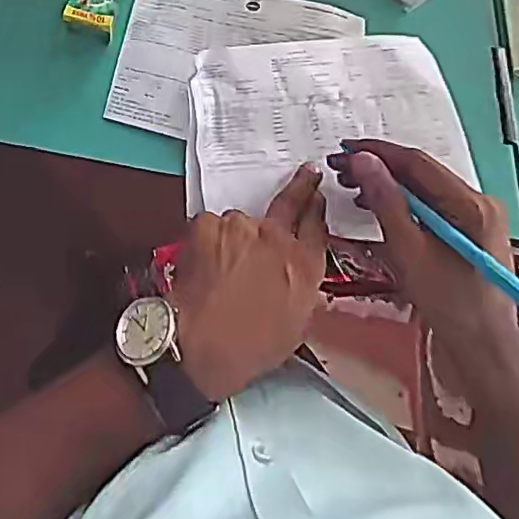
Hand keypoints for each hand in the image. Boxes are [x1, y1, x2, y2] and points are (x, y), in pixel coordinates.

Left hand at [167, 163, 327, 400]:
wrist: (200, 344)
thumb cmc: (249, 346)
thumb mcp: (296, 321)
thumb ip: (300, 282)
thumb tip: (292, 266)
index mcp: (304, 265)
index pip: (317, 225)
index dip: (316, 207)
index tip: (316, 194)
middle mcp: (276, 238)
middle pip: (289, 204)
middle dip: (301, 186)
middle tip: (307, 173)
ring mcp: (241, 226)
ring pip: (240, 222)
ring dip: (236, 237)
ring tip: (224, 269)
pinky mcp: (209, 223)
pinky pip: (213, 225)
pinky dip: (209, 240)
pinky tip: (205, 264)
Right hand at [329, 140, 517, 344]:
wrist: (481, 348)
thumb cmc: (449, 303)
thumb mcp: (409, 249)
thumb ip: (385, 200)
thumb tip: (364, 161)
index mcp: (472, 204)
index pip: (418, 163)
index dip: (378, 153)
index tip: (346, 150)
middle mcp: (479, 203)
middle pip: (420, 173)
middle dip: (379, 169)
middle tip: (343, 170)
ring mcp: (475, 217)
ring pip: (422, 188)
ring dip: (387, 185)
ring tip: (353, 187)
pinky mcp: (467, 230)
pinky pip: (428, 205)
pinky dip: (401, 203)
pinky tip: (377, 207)